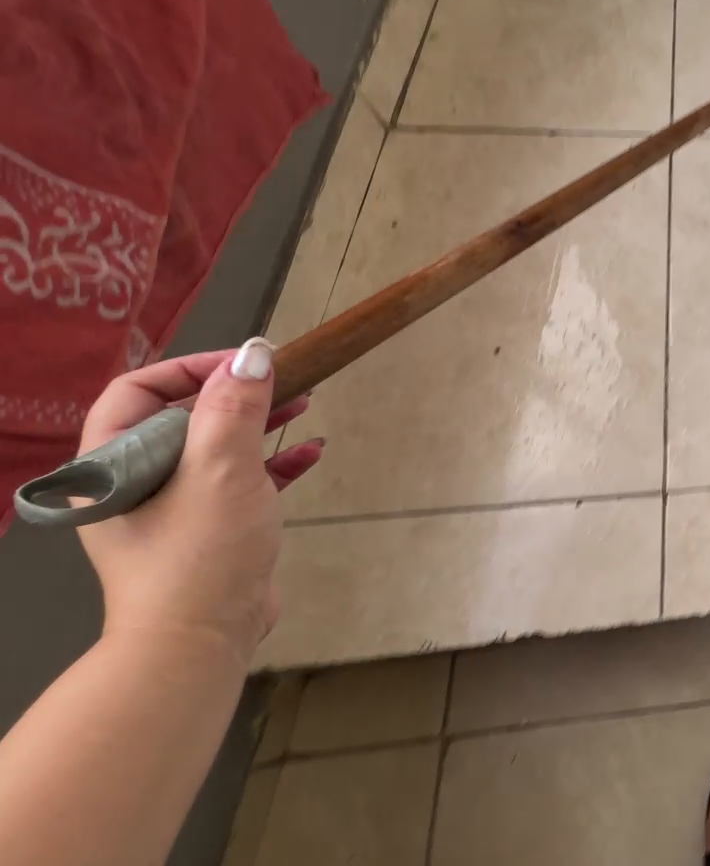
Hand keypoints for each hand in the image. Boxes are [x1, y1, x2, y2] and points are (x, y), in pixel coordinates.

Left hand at [75, 342, 324, 664]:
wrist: (201, 636)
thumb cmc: (200, 550)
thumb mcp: (221, 471)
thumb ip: (234, 410)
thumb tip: (254, 354)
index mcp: (114, 464)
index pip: (137, 392)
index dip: (192, 369)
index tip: (250, 365)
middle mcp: (136, 480)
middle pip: (182, 415)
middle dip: (238, 393)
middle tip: (288, 380)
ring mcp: (174, 504)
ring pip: (217, 445)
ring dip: (262, 422)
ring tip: (306, 405)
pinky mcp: (212, 525)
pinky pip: (244, 479)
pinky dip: (278, 462)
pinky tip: (312, 453)